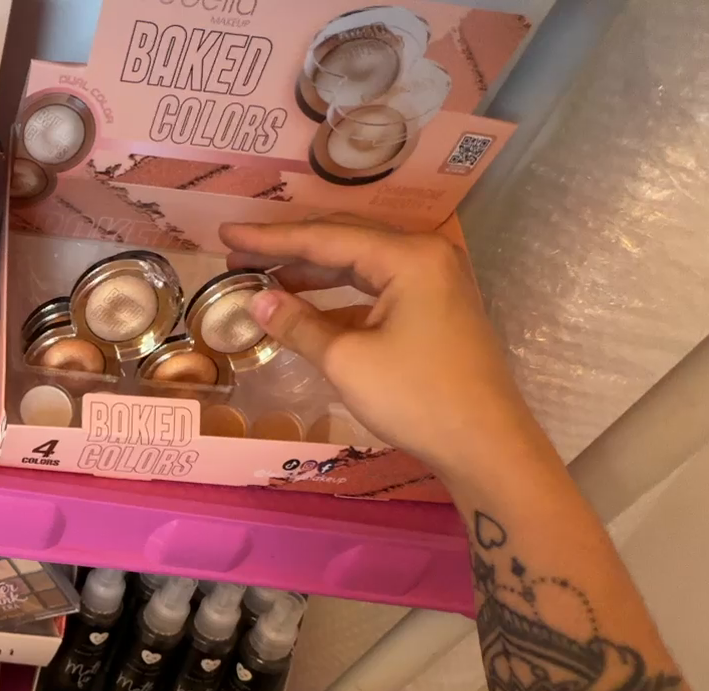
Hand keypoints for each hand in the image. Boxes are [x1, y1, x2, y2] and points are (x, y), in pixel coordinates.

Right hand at [218, 220, 549, 482]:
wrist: (481, 441)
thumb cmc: (414, 397)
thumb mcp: (346, 360)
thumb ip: (298, 324)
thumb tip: (256, 301)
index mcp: (407, 257)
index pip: (325, 238)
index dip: (270, 238)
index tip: (227, 232)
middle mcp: (423, 256)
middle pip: (343, 242)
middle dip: (288, 248)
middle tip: (237, 252)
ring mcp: (430, 282)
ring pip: (357, 266)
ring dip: (308, 273)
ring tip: (261, 278)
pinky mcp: (430, 308)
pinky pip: (371, 290)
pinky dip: (333, 297)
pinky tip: (301, 308)